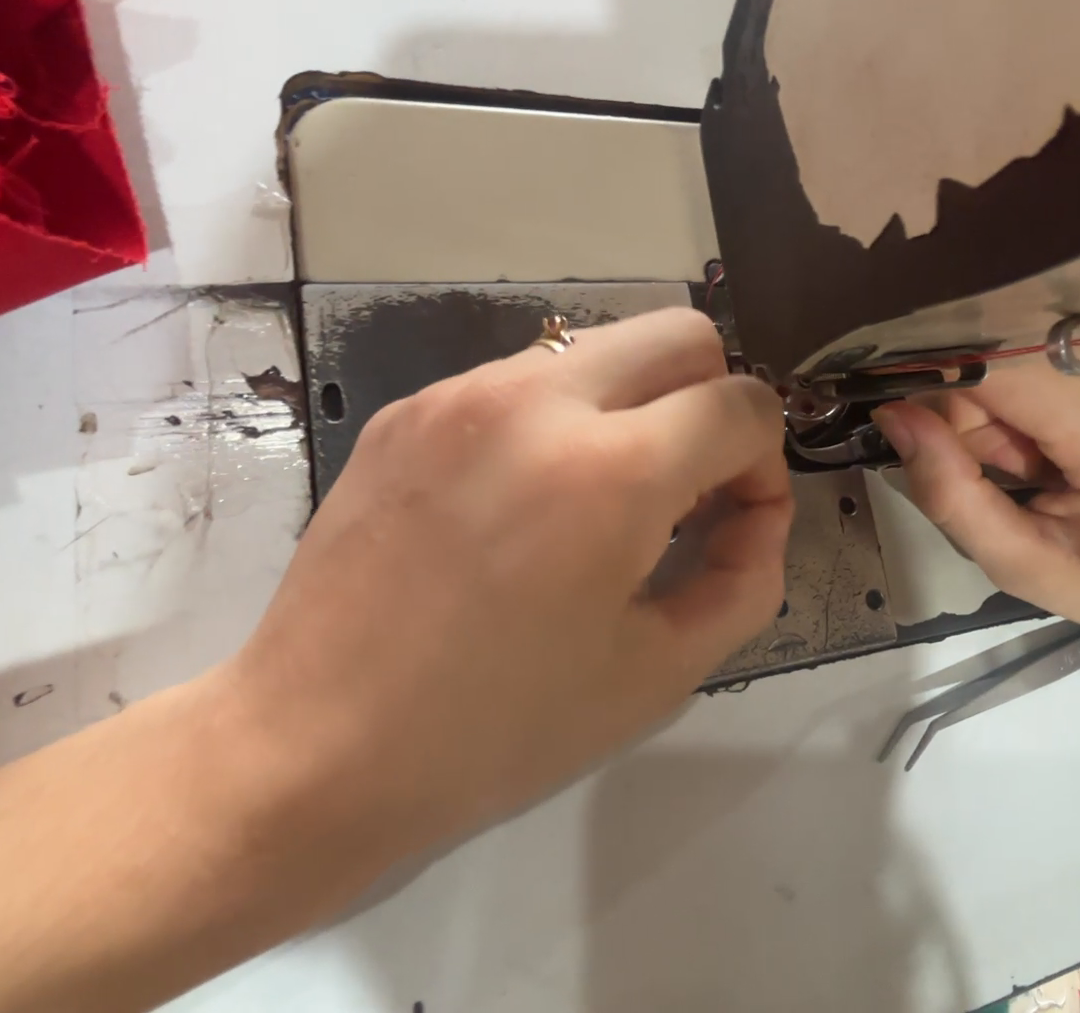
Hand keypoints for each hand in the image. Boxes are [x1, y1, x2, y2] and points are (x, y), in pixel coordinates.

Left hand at [219, 308, 791, 863]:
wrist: (313, 747)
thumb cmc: (497, 729)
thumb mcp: (659, 673)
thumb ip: (745, 578)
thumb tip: (757, 513)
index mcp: (610, 474)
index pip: (742, 404)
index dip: (766, 461)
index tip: (738, 521)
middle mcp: (538, 401)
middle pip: (681, 333)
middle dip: (714, 400)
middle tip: (688, 490)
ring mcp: (462, 393)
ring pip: (600, 347)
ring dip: (636, 407)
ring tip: (603, 502)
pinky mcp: (410, 408)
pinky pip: (524, 380)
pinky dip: (562, 421)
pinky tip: (525, 505)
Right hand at [870, 352, 1079, 659]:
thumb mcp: (1022, 564)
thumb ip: (949, 492)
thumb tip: (893, 415)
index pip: (996, 369)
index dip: (938, 389)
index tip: (908, 424)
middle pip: (1011, 353)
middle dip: (978, 408)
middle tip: (999, 473)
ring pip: (1032, 347)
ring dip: (1010, 401)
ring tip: (1038, 464)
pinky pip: (1066, 349)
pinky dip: (1043, 391)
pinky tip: (1062, 439)